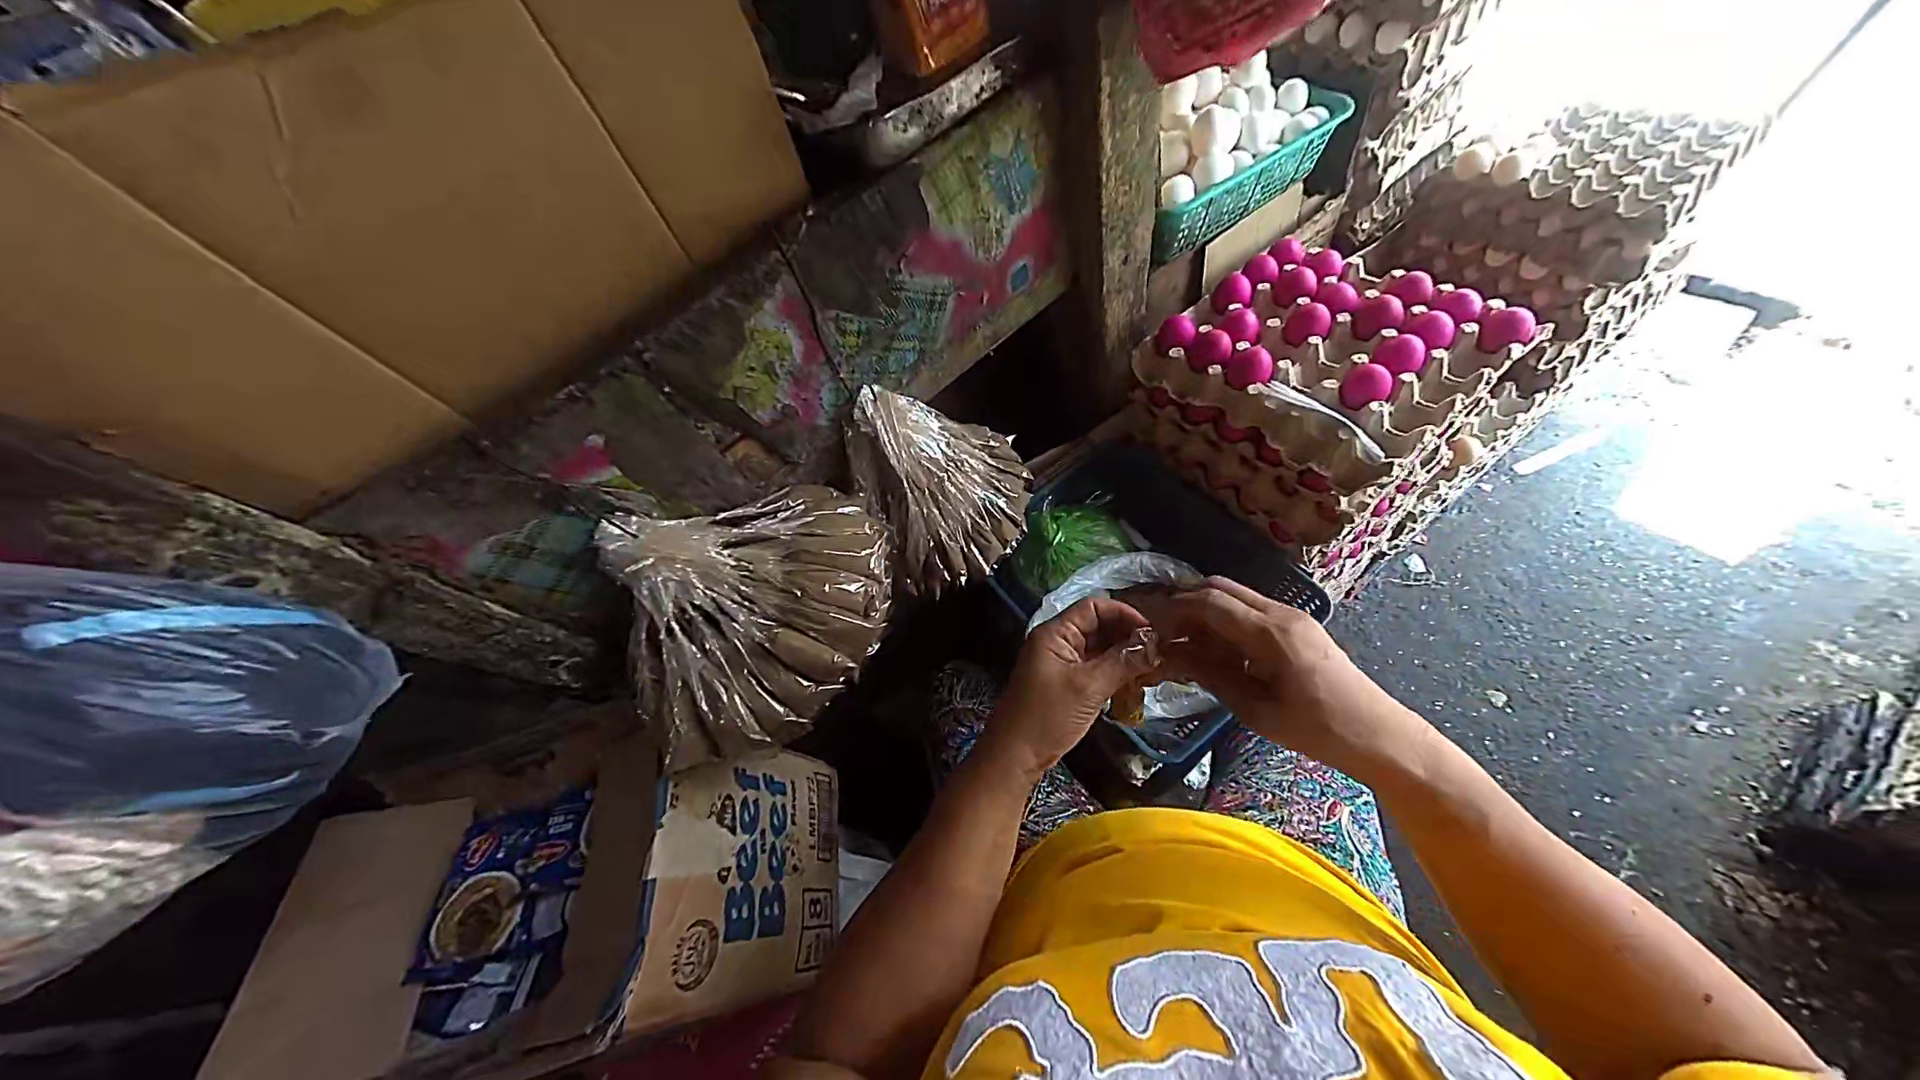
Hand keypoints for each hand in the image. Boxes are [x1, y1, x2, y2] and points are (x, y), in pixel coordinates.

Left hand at [979, 597, 1158, 783]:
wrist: (1016, 756)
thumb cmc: (1047, 717)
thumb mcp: (1088, 687)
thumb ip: (1122, 661)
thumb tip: (1154, 643)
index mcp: (1055, 633)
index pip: (1094, 606)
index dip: (1124, 614)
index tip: (1152, 632)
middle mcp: (1058, 642)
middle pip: (1099, 627)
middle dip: (1127, 638)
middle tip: (1158, 654)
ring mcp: (1061, 664)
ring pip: (1100, 650)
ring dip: (1124, 658)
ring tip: (1150, 671)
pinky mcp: (1067, 684)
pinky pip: (1095, 669)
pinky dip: (1115, 674)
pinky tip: (1134, 687)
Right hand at [1125, 577, 1431, 778]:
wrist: (1380, 736)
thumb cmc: (1318, 730)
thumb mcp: (1254, 709)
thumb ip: (1209, 674)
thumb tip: (1168, 652)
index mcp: (1271, 633)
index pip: (1208, 602)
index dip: (1172, 610)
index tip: (1150, 630)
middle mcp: (1281, 613)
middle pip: (1218, 587)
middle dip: (1184, 603)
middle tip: (1162, 632)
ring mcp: (1291, 615)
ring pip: (1233, 595)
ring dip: (1203, 611)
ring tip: (1185, 644)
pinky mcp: (1296, 625)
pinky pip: (1250, 609)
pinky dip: (1224, 620)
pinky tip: (1216, 649)